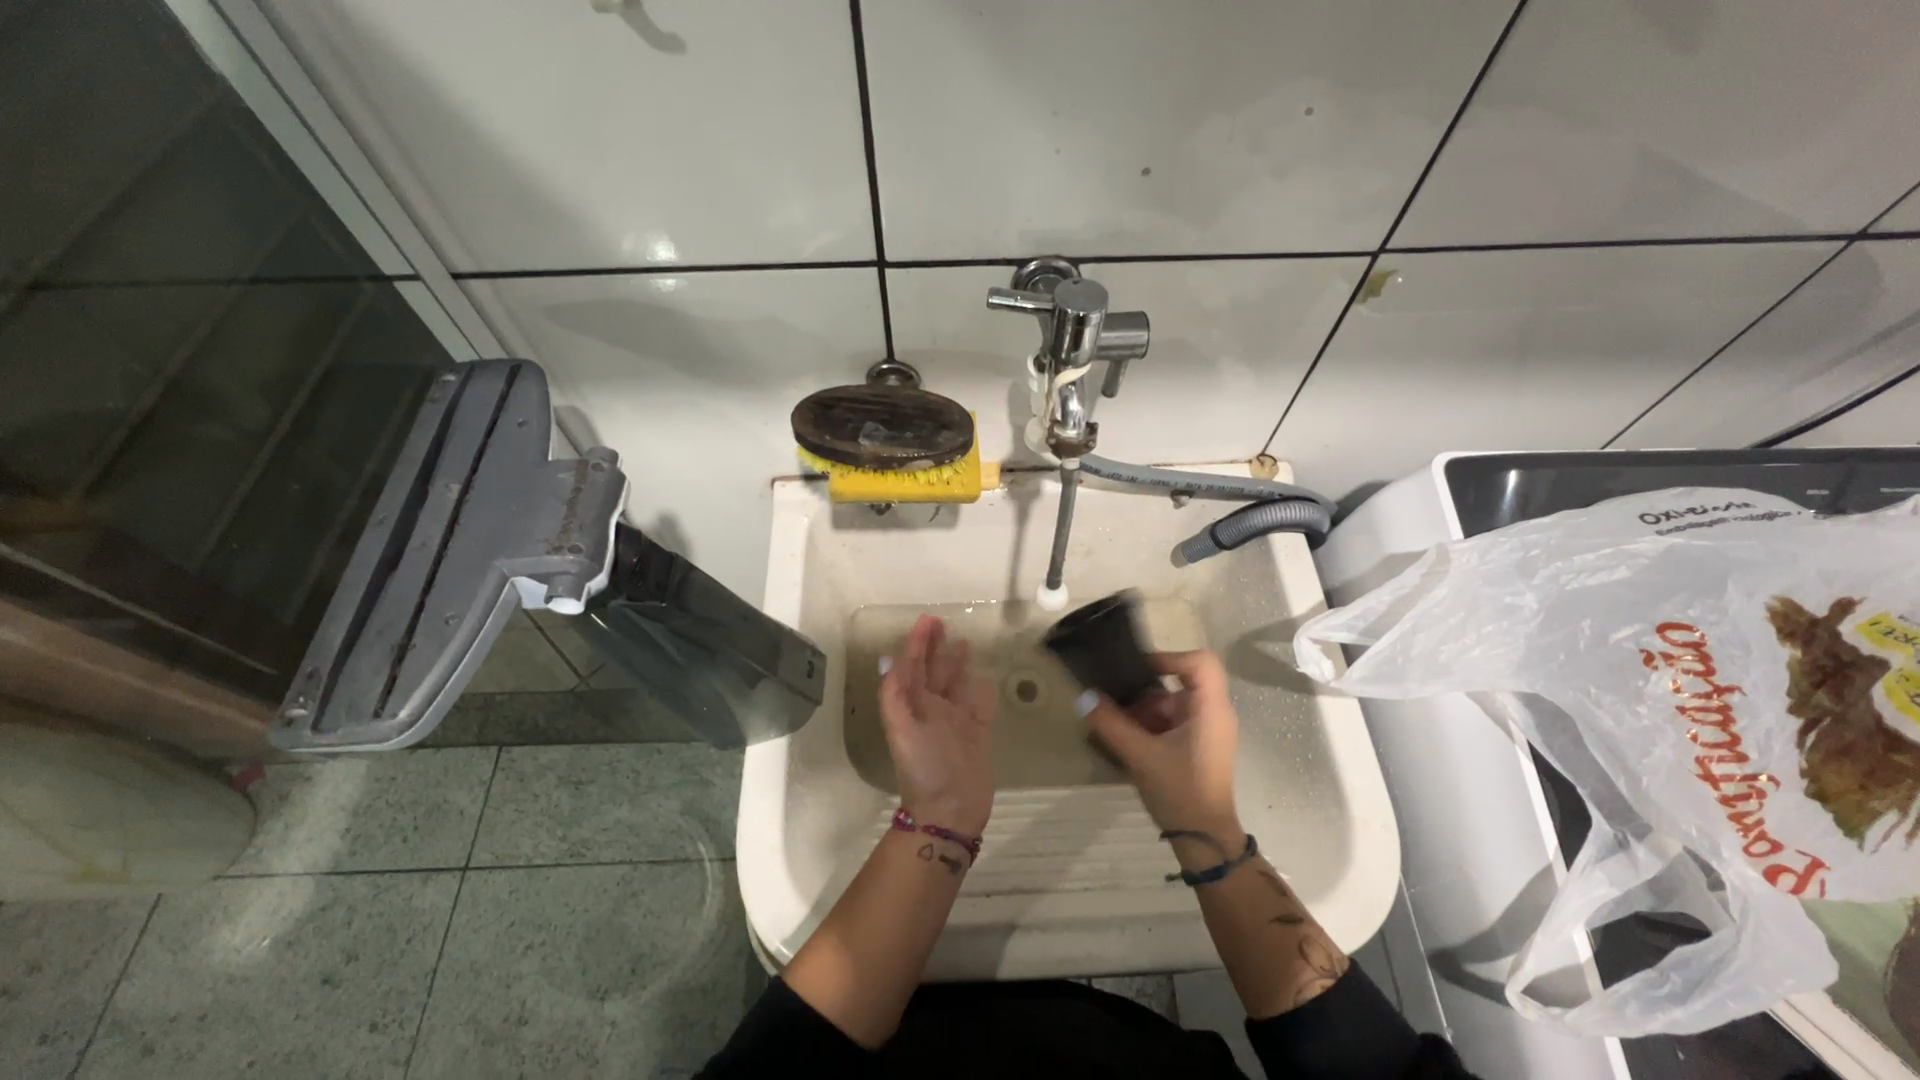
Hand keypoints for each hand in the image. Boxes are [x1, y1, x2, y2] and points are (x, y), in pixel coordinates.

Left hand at [879, 615, 994, 835]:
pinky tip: (985, 675)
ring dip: (957, 663)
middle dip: (935, 647)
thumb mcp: (901, 732)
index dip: (917, 644)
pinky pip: (980, 705)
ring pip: (956, 684)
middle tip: (943, 623)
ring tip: (964, 641)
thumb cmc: (923, 770)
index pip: (913, 667)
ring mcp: (957, 722)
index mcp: (913, 707)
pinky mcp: (979, 734)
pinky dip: (982, 689)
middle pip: (933, 671)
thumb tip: (891, 662)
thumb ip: (895, 697)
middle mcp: (933, 710)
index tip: (927, 620)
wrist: (949, 811)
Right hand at [1081, 650, 1239, 832]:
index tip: (1138, 672)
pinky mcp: (1199, 746)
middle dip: (1147, 690)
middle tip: (1118, 702)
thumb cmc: (1180, 790)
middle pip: (1182, 682)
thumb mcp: (1140, 755)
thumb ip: (1111, 724)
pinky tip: (1128, 740)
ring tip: (1117, 725)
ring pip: (1174, 703)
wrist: (1204, 839)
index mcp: (1210, 709)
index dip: (1168, 658)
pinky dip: (1152, 725)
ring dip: (1145, 710)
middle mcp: (1214, 714)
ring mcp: (1208, 731)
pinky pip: (1174, 722)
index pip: (1199, 663)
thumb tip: (1084, 698)